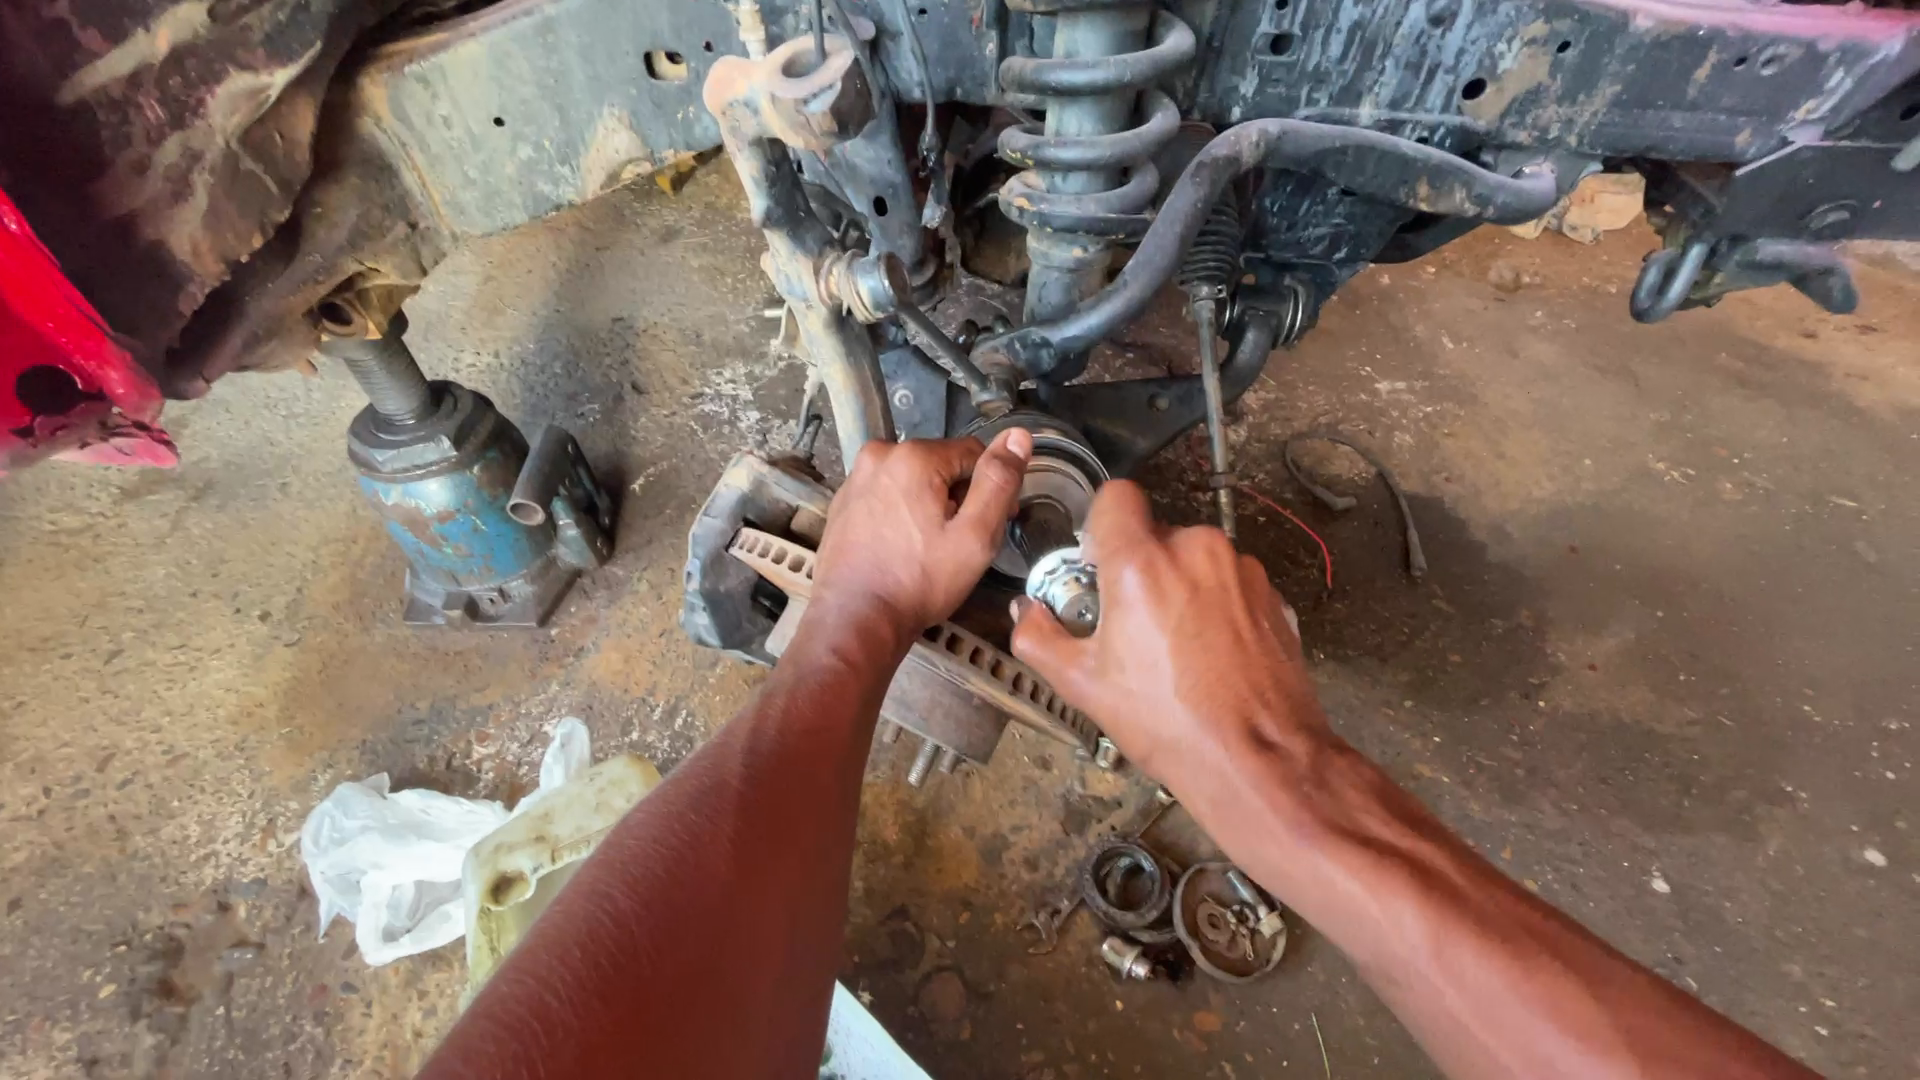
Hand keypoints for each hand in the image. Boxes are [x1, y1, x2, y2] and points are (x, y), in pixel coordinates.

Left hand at [809, 430, 1032, 644]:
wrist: (855, 620)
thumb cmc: (919, 582)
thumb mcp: (975, 536)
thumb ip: (999, 482)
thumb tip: (1018, 436)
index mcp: (913, 457)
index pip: (974, 453)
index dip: (990, 488)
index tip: (992, 524)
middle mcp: (879, 456)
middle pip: (941, 465)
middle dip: (958, 496)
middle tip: (961, 542)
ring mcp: (856, 479)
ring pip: (913, 481)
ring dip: (930, 505)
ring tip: (932, 549)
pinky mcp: (843, 503)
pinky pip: (887, 496)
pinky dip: (902, 514)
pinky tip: (904, 548)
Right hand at [1010, 481, 1329, 797]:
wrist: (1259, 758)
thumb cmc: (1168, 722)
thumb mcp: (1082, 685)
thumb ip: (1039, 637)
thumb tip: (1027, 612)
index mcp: (1141, 564)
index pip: (1115, 496)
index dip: (1100, 523)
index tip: (1097, 561)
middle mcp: (1194, 549)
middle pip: (1152, 532)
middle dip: (1136, 565)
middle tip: (1130, 619)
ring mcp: (1239, 568)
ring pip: (1192, 555)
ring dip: (1176, 583)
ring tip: (1173, 642)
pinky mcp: (1270, 591)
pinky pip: (1226, 579)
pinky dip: (1212, 601)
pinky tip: (1209, 651)